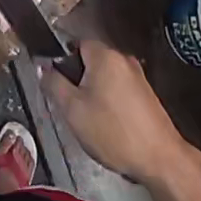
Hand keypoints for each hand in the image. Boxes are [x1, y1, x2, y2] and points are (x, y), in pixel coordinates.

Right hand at [42, 41, 194, 186]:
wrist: (158, 156)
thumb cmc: (111, 131)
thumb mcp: (72, 109)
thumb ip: (54, 84)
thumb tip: (43, 67)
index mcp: (105, 56)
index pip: (76, 43)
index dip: (61, 60)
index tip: (54, 82)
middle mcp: (124, 59)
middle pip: (91, 60)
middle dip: (77, 80)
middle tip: (69, 106)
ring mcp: (138, 76)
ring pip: (104, 77)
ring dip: (92, 93)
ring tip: (87, 119)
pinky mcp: (146, 94)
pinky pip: (118, 89)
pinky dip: (108, 101)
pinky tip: (106, 125)